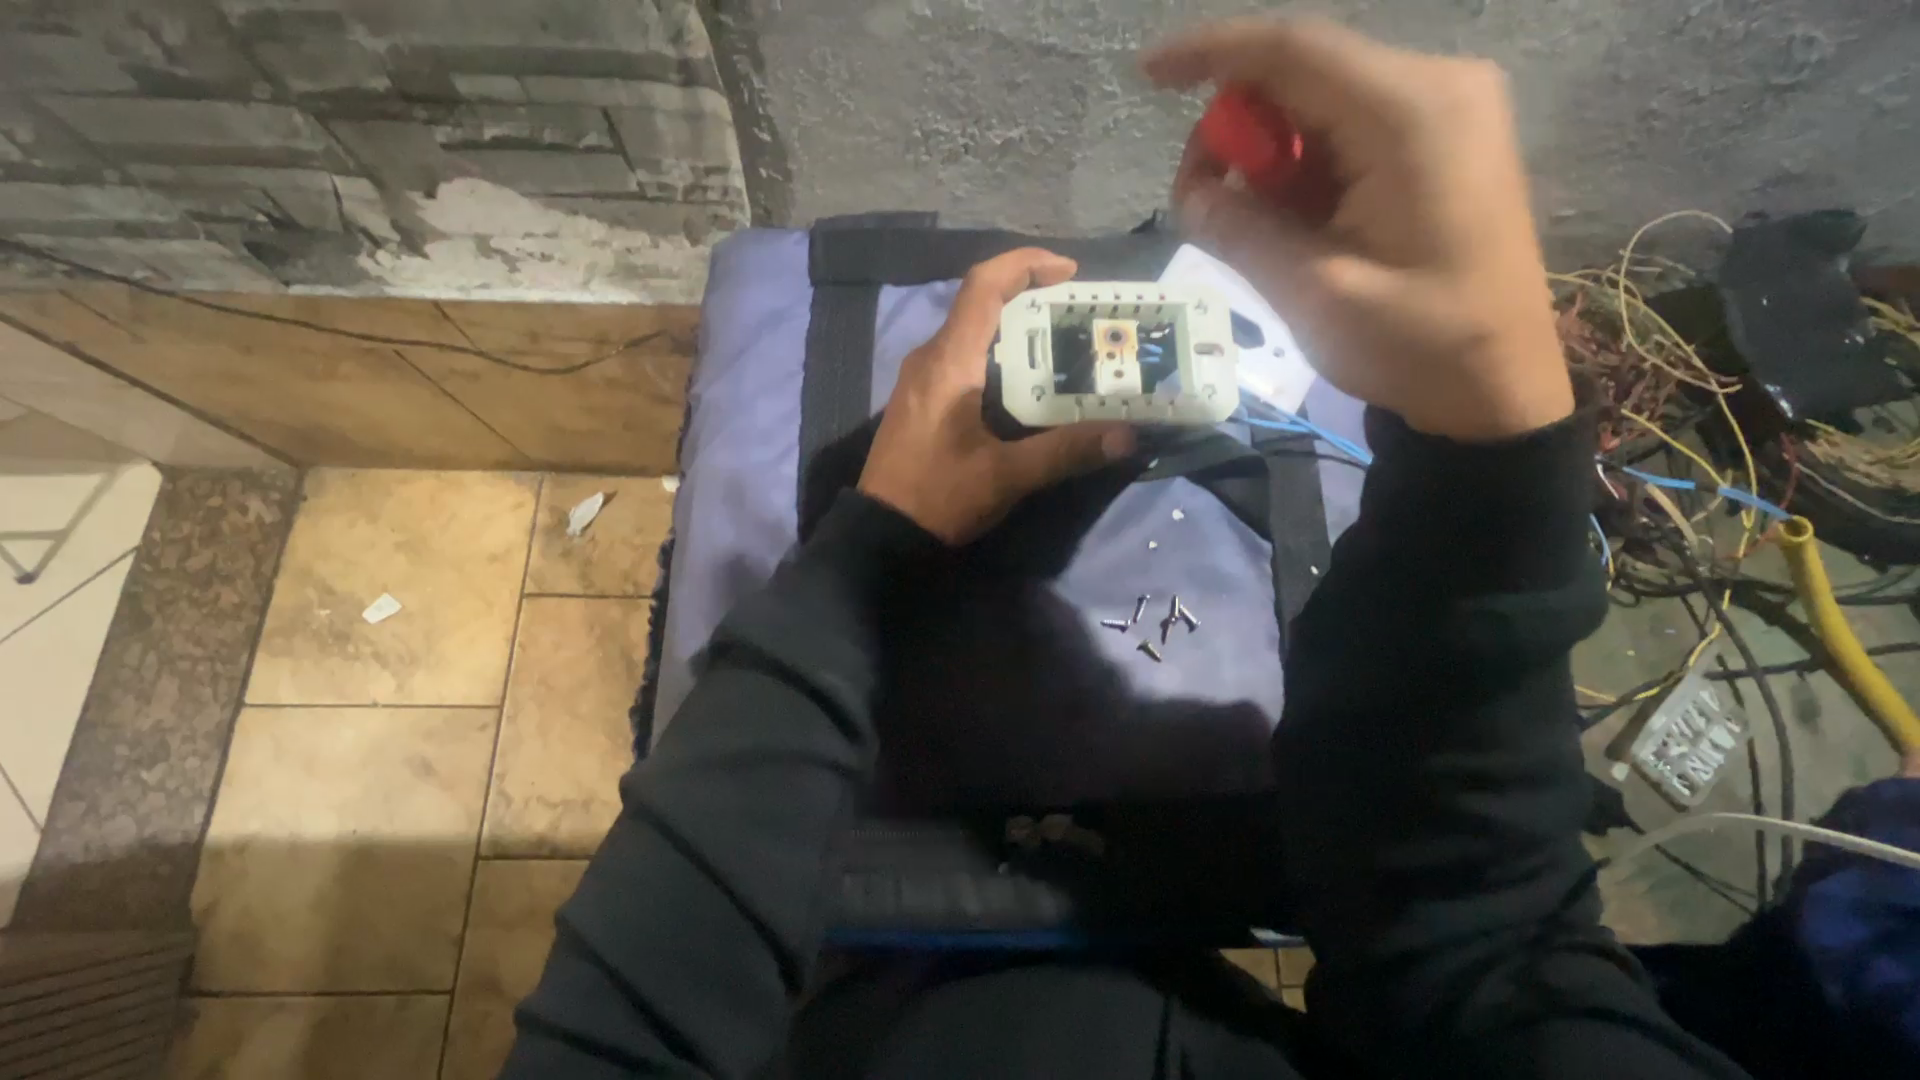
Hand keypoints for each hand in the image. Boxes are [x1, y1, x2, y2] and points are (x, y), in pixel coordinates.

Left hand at [858, 248, 1136, 544]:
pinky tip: (1023, 387)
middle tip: (1077, 316)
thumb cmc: (939, 496)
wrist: (881, 533)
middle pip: (980, 305)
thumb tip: (1126, 435)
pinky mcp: (918, 401)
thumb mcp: (1007, 476)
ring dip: (1013, 332)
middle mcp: (929, 358)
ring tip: (1060, 349)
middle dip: (1030, 300)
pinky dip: (995, 358)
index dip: (1025, 264)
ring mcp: (918, 380)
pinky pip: (960, 360)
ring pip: (970, 334)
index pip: (983, 285)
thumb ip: (1066, 451)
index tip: (1068, 272)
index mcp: (948, 361)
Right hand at [1144, 18, 1572, 441]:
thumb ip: (1242, 232)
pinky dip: (1302, 169)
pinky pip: (1347, 131)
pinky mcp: (1439, 141)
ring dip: (1268, 158)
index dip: (1210, 54)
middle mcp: (1434, 86)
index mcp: (1409, 113)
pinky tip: (1294, 222)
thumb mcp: (1313, 292)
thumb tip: (1191, 192)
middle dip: (1238, 130)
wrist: (1498, 386)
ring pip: (1320, 104)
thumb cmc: (1416, 344)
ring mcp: (1443, 110)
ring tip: (1252, 228)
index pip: (1292, 51)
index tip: (1147, 74)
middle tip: (1201, 202)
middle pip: (1303, 74)